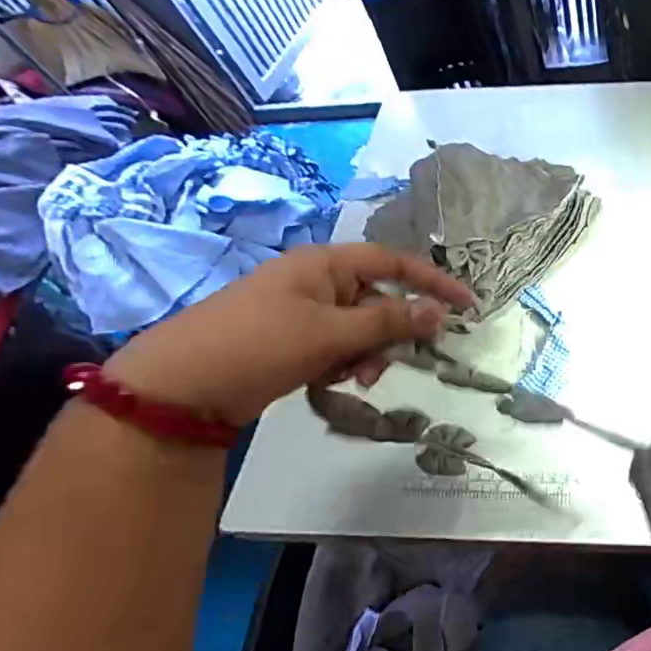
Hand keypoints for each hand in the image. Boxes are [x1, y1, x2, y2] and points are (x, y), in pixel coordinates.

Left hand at [103, 245, 475, 424]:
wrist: (182, 387)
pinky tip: (325, 381)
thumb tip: (439, 313)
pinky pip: (338, 346)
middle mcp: (318, 282)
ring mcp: (304, 311)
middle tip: (386, 365)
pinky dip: (343, 364)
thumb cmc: (260, 344)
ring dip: (366, 355)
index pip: (395, 263)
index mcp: (325, 264)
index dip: (434, 282)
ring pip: (361, 329)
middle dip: (390, 334)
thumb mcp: (333, 333)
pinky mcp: (293, 340)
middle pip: (379, 300)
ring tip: (348, 378)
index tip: (468, 307)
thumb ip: (390, 322)